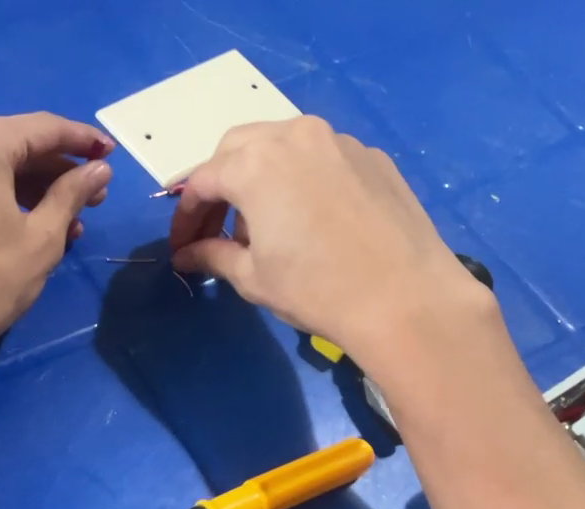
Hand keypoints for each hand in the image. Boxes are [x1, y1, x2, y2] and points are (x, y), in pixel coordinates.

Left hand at [0, 112, 113, 358]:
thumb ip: (72, 194)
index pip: (44, 129)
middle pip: (19, 147)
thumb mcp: (43, 238)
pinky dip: (9, 198)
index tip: (112, 153)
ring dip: (38, 190)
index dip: (82, 141)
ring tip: (74, 220)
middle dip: (60, 172)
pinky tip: (40, 224)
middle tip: (97, 196)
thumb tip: (99, 168)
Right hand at [168, 116, 491, 357]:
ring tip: (261, 226)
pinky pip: (320, 158)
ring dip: (258, 177)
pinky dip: (299, 179)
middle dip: (218, 185)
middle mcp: (294, 136)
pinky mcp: (371, 156)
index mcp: (255, 164)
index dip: (185, 215)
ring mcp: (337, 140)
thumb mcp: (252, 277)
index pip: (202, 180)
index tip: (182, 247)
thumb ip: (213, 256)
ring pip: (281, 145)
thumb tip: (187, 255)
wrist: (402, 296)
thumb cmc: (314, 288)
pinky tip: (307, 220)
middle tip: (214, 229)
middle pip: (238, 148)